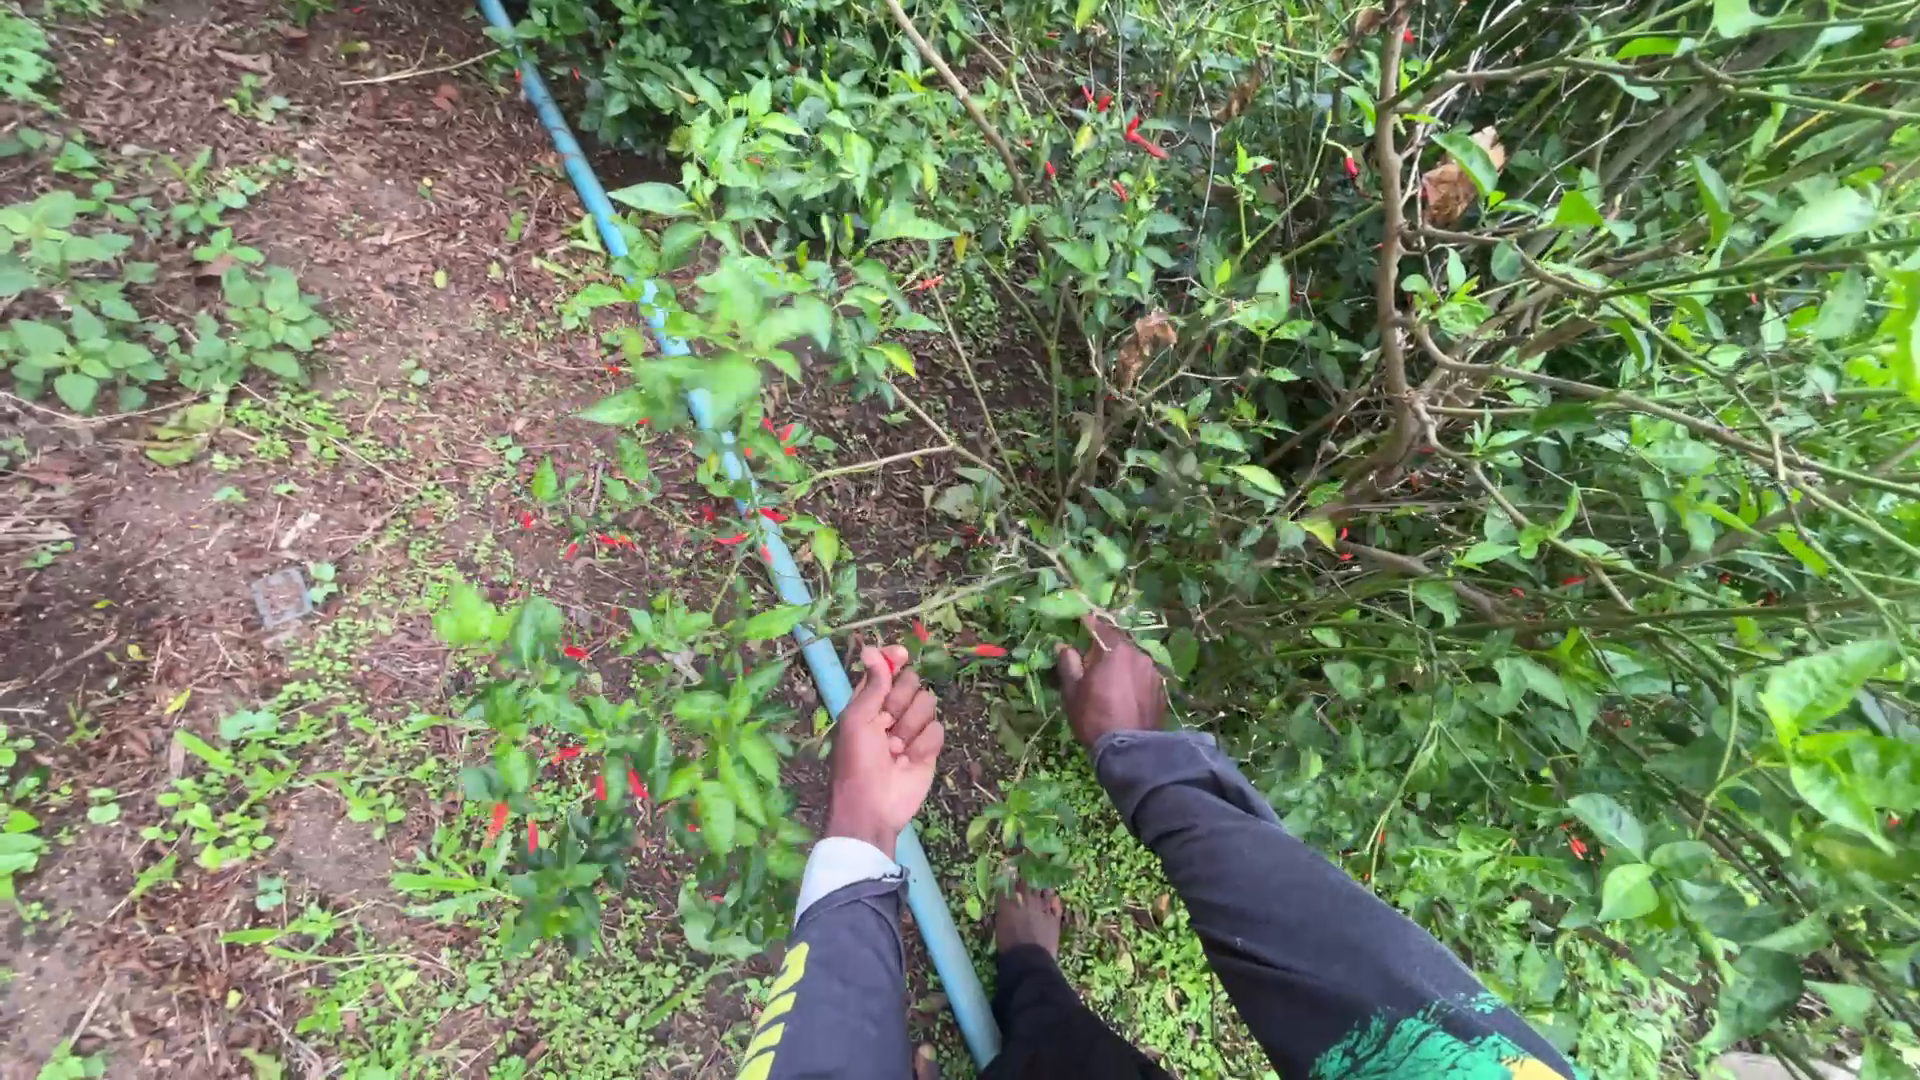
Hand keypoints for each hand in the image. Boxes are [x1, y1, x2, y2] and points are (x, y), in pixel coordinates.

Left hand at [826, 643, 944, 857]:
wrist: (872, 808)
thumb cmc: (856, 762)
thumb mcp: (857, 721)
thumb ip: (871, 685)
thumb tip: (871, 649)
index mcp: (868, 702)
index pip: (885, 669)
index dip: (893, 659)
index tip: (902, 654)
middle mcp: (891, 712)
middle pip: (912, 683)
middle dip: (901, 700)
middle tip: (887, 722)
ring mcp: (912, 730)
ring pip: (927, 704)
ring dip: (910, 726)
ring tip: (896, 748)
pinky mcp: (929, 748)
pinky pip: (937, 730)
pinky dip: (923, 745)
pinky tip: (909, 760)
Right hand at [1056, 616, 1166, 746]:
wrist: (1130, 751)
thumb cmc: (1094, 717)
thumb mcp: (1073, 691)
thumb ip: (1068, 663)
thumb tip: (1064, 647)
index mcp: (1114, 649)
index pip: (1099, 626)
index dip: (1088, 624)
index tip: (1080, 623)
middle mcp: (1137, 654)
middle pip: (1118, 641)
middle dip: (1104, 645)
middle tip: (1092, 656)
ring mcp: (1152, 671)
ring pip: (1132, 658)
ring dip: (1120, 662)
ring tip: (1109, 678)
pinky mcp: (1161, 688)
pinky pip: (1142, 674)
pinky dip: (1132, 677)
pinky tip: (1125, 692)